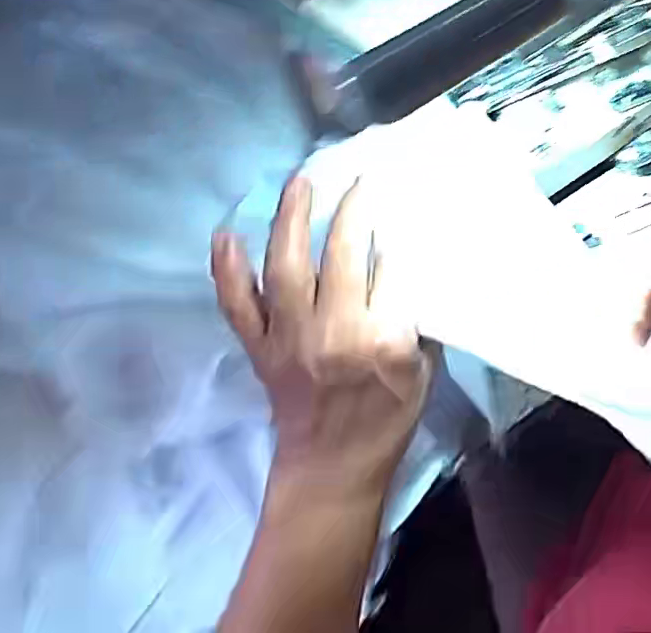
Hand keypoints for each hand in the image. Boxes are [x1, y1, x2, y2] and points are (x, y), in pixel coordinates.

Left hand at [212, 177, 433, 490]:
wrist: (332, 469)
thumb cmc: (388, 416)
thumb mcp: (423, 368)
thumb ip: (416, 316)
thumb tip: (406, 263)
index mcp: (381, 340)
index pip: (388, 271)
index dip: (390, 236)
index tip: (394, 206)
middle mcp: (333, 333)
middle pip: (339, 258)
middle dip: (349, 213)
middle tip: (356, 181)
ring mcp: (289, 340)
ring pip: (286, 270)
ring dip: (292, 221)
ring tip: (300, 183)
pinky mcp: (260, 350)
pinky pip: (238, 307)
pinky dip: (228, 271)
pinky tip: (227, 235)